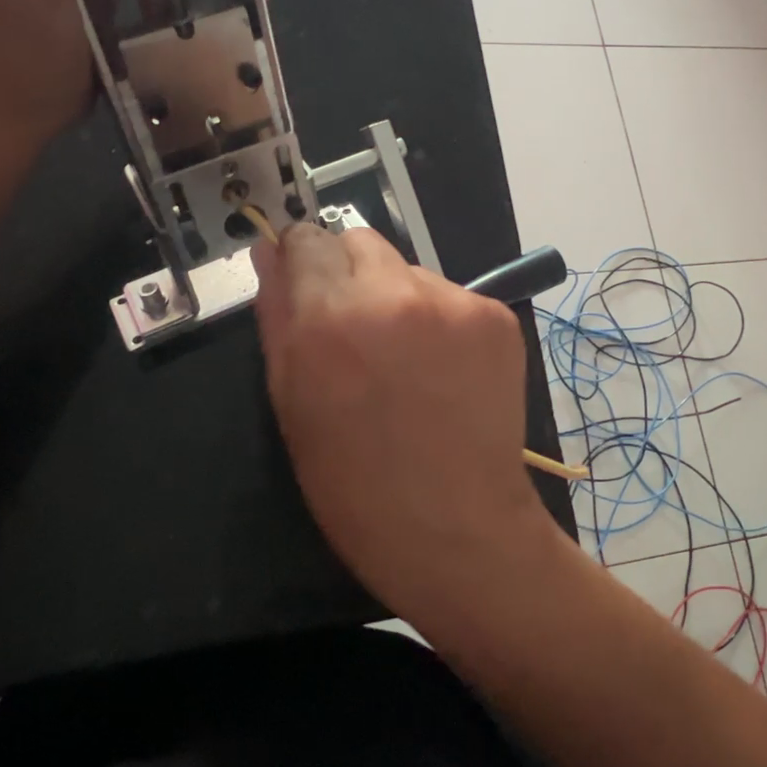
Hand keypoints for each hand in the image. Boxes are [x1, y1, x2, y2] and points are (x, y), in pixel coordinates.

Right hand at [252, 225, 553, 611]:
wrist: (454, 528)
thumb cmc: (353, 483)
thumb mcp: (290, 402)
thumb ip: (277, 314)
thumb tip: (268, 251)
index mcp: (329, 316)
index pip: (307, 238)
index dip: (303, 265)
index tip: (310, 297)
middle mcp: (394, 293)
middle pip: (359, 241)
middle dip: (349, 276)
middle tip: (358, 337)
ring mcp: (455, 302)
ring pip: (409, 271)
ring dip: (398, 300)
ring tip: (407, 366)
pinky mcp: (497, 317)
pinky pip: (453, 298)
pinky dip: (442, 323)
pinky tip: (444, 374)